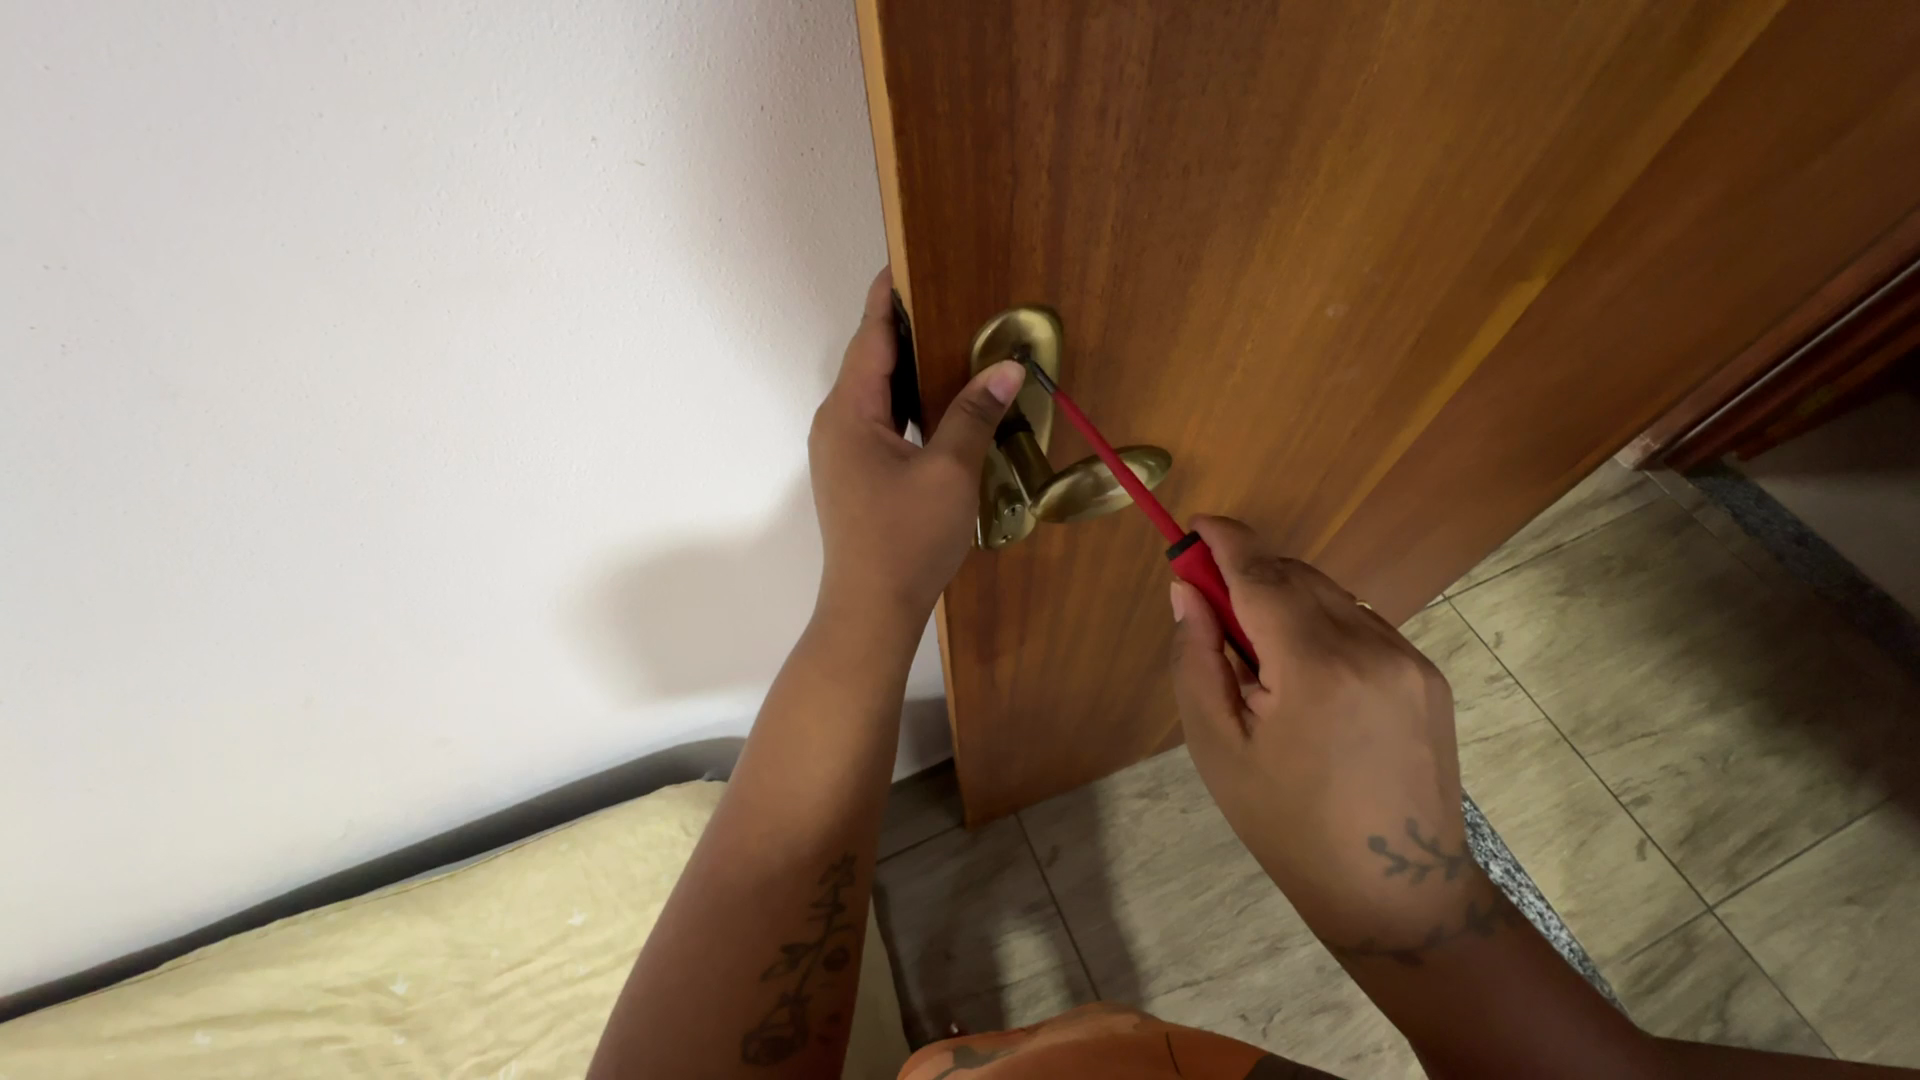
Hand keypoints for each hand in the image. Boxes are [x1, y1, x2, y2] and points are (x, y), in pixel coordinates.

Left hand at [808, 269, 1023, 628]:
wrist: (871, 608)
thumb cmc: (906, 539)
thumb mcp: (949, 472)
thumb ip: (974, 414)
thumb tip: (1006, 368)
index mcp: (849, 412)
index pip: (870, 336)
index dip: (890, 295)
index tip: (911, 258)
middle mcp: (836, 423)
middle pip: (871, 360)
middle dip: (907, 328)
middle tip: (952, 299)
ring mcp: (842, 451)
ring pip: (876, 394)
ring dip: (910, 369)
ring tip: (953, 343)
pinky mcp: (854, 474)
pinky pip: (880, 421)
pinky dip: (908, 404)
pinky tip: (940, 403)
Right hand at [1168, 516, 1479, 951]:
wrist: (1396, 892)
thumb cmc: (1286, 823)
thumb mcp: (1217, 744)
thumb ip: (1197, 656)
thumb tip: (1188, 591)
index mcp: (1316, 666)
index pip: (1262, 573)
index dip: (1224, 540)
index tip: (1193, 525)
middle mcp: (1372, 646)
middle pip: (1296, 575)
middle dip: (1248, 573)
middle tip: (1209, 608)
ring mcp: (1409, 658)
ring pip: (1330, 596)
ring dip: (1284, 600)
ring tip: (1258, 658)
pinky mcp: (1426, 675)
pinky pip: (1360, 623)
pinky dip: (1319, 625)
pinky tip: (1304, 676)